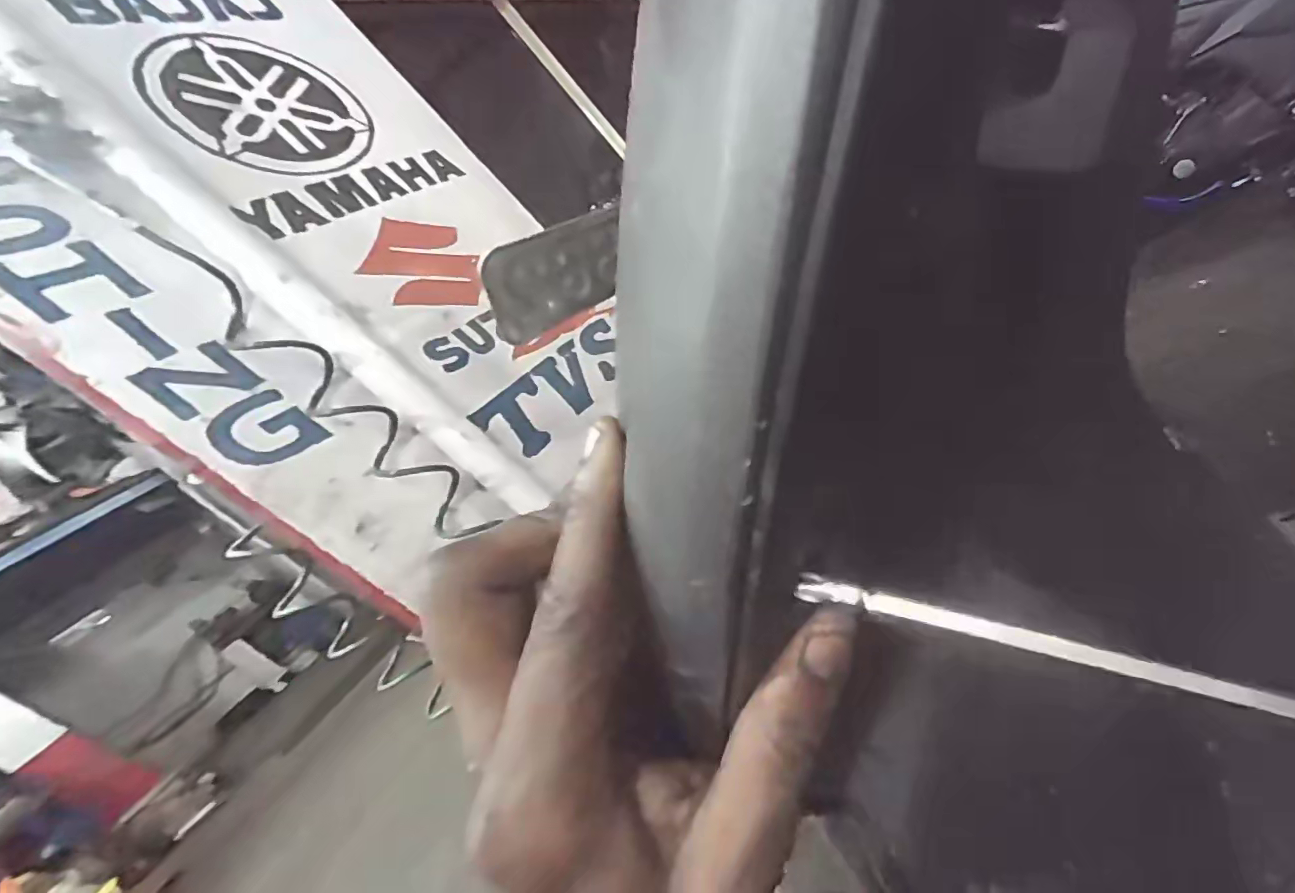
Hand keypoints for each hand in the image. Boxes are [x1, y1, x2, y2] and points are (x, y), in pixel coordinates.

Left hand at [422, 417, 857, 892]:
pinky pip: (521, 621)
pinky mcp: (518, 727)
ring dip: (552, 552)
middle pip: (461, 598)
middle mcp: (491, 754)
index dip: (591, 523)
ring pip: (484, 602)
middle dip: (533, 534)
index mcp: (538, 791)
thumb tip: (833, 628)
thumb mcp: (732, 872)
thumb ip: (778, 753)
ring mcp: (494, 740)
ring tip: (641, 546)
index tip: (611, 444)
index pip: (562, 625)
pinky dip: (569, 582)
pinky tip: (639, 592)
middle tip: (628, 521)